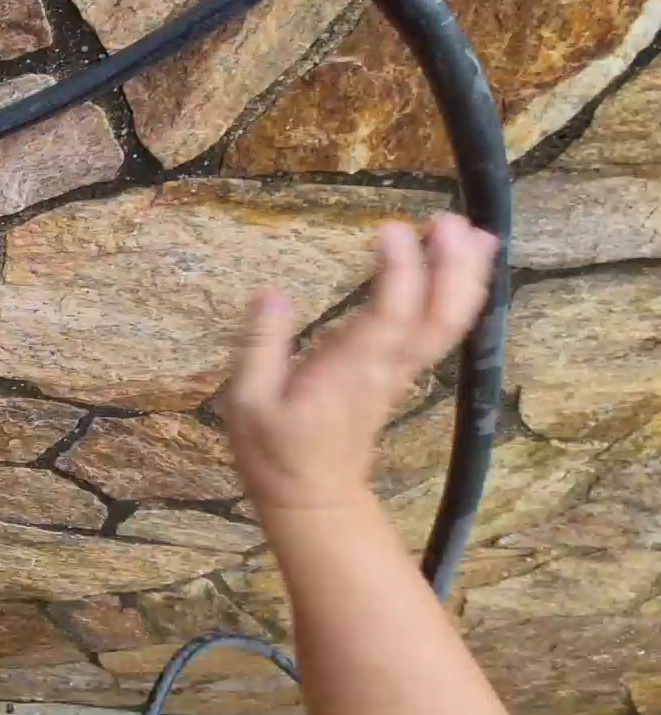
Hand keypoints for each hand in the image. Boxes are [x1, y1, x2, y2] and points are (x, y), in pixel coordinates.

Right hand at [220, 214, 499, 514]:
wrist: (309, 494)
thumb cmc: (272, 449)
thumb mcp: (248, 399)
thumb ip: (261, 345)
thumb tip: (270, 293)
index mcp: (348, 370)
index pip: (390, 310)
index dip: (400, 267)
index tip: (388, 229)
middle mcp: (385, 368)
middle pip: (442, 313)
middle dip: (453, 264)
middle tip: (445, 220)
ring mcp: (397, 374)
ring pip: (451, 322)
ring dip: (467, 277)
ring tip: (467, 234)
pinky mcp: (396, 378)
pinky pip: (440, 332)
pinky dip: (456, 299)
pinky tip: (452, 277)